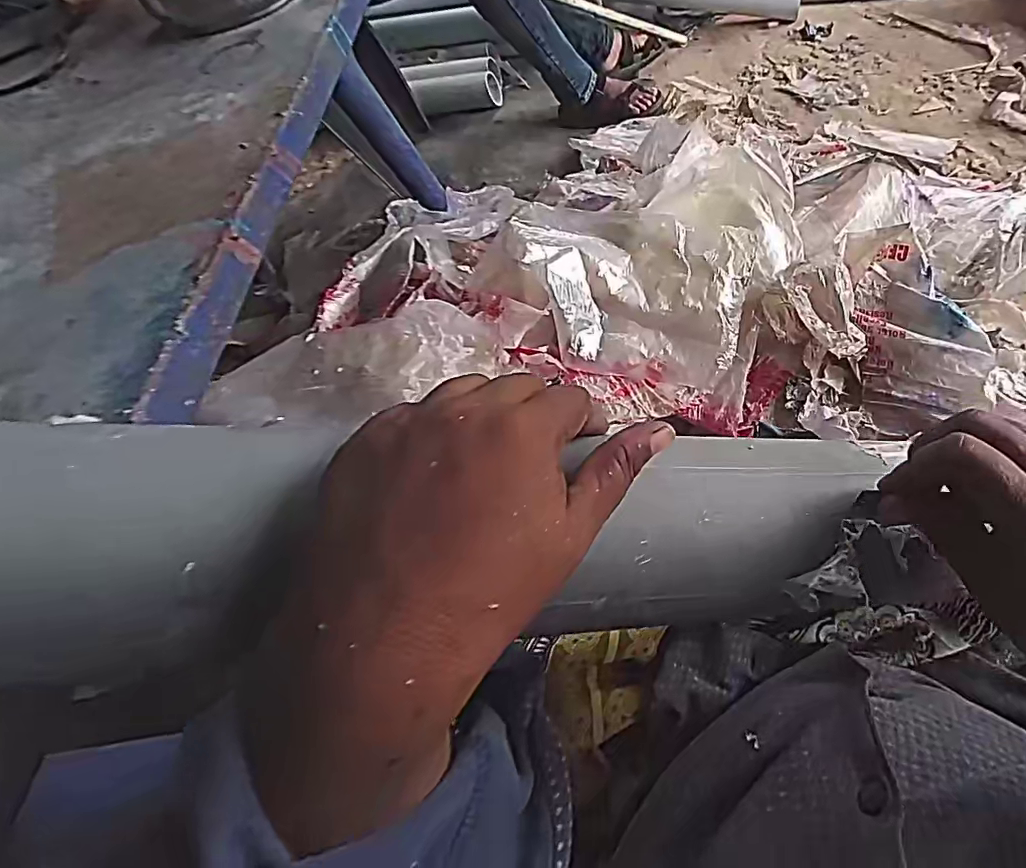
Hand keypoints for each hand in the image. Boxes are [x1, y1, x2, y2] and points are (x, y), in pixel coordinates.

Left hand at [241, 374, 673, 853]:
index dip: (582, 421)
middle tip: (530, 460)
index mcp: (523, 427)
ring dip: (483, 414)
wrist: (389, 637)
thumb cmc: (495, 589)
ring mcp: (410, 420)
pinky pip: (412, 416)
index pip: (570, 397)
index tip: (577, 446)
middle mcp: (465, 408)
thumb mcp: (569, 534)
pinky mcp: (366, 439)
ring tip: (481, 460)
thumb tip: (659, 430)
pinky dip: (430, 431)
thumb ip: (614, 471)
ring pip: (464, 393)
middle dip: (535, 413)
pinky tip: (430, 474)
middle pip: (518, 387)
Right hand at [876, 411, 1025, 757]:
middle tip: (912, 480)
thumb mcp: (989, 584)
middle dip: (933, 443)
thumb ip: (941, 528)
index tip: (892, 493)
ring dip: (961, 444)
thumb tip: (891, 501)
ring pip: (1005, 427)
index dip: (916, 466)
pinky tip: (982, 488)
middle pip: (981, 423)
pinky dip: (992, 453)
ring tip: (941, 483)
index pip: (962, 453)